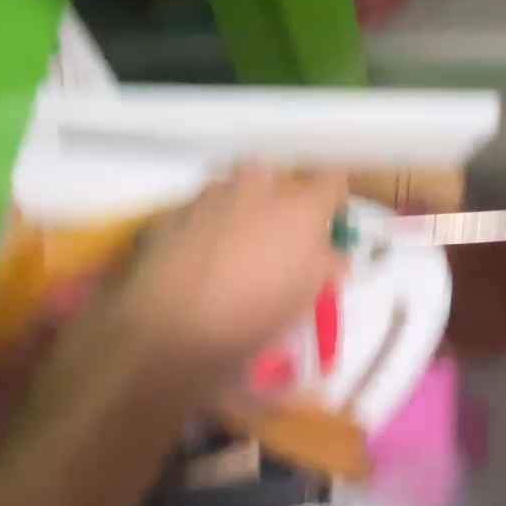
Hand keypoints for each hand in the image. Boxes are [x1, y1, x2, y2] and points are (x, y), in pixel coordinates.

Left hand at [88, 166, 348, 400]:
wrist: (171, 328)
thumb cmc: (251, 318)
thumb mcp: (304, 302)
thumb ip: (324, 268)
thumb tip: (332, 256)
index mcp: (300, 209)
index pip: (332, 181)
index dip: (333, 199)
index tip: (331, 219)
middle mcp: (258, 189)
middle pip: (276, 178)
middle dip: (278, 199)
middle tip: (278, 236)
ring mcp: (212, 195)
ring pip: (234, 188)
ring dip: (240, 208)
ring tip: (236, 249)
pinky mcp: (176, 210)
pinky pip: (202, 207)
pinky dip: (207, 223)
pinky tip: (202, 256)